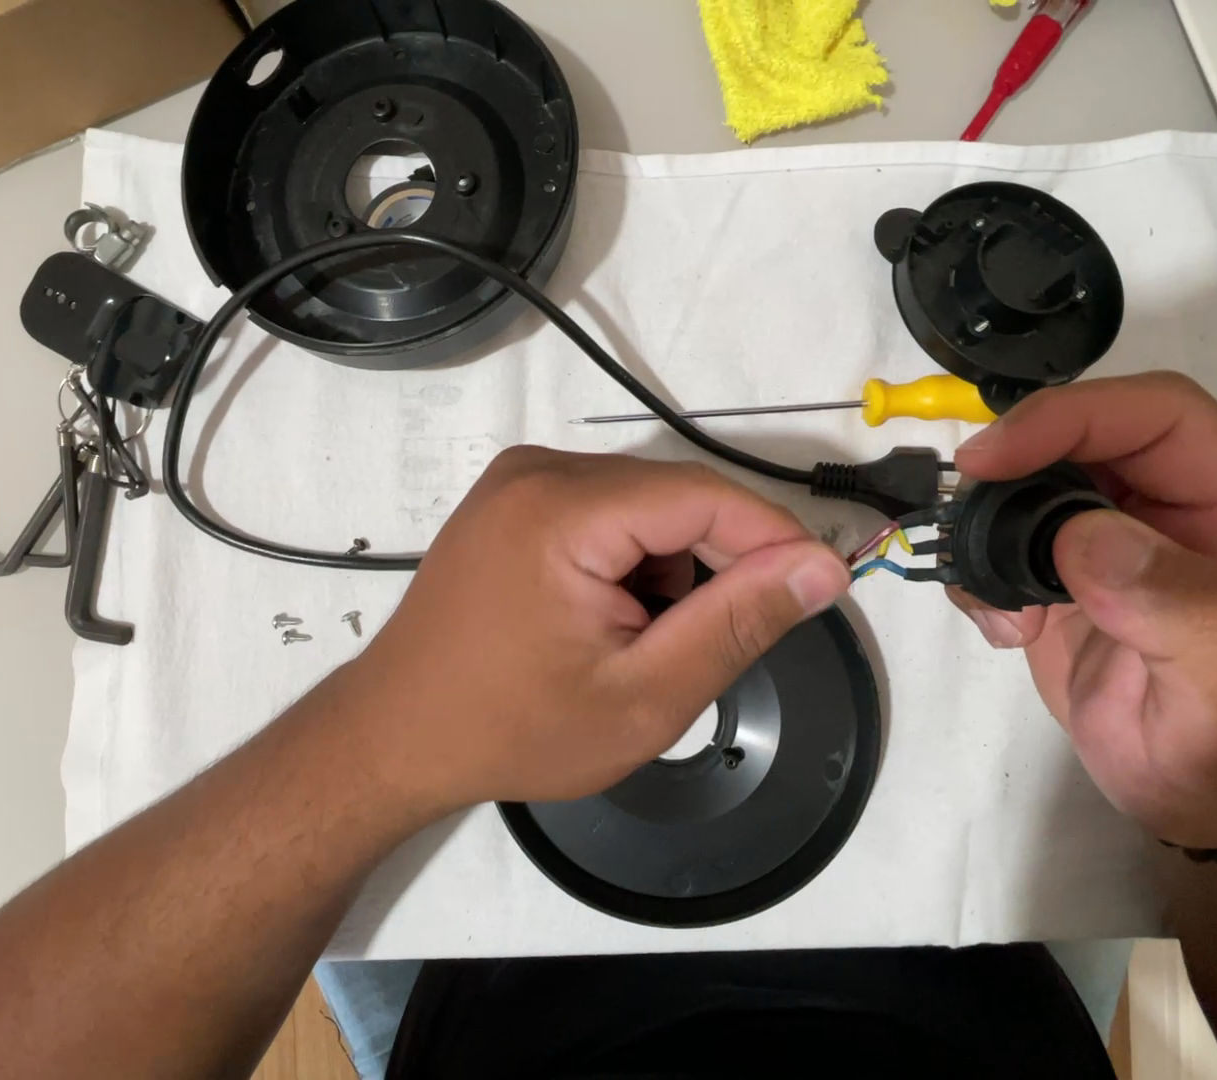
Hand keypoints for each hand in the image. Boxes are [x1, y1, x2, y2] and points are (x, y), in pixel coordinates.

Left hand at [341, 447, 848, 812]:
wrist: (397, 735)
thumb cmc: (514, 730)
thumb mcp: (642, 696)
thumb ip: (736, 624)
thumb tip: (819, 567)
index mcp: (562, 511)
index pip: (704, 495)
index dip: (772, 538)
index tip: (818, 587)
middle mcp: (536, 472)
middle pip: (672, 495)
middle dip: (715, 562)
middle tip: (716, 641)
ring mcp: (516, 481)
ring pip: (642, 504)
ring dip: (670, 566)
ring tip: (642, 640)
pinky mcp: (510, 500)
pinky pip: (603, 509)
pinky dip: (630, 559)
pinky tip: (609, 616)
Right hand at [950, 373, 1216, 848]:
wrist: (1206, 810)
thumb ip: (1194, 618)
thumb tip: (1085, 537)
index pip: (1162, 417)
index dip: (1073, 417)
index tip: (989, 462)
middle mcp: (1172, 519)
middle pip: (1081, 441)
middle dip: (1010, 470)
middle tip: (965, 529)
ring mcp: (1110, 552)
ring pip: (1027, 489)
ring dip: (983, 533)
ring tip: (998, 608)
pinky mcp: (1059, 586)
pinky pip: (997, 548)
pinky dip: (976, 580)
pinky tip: (1003, 634)